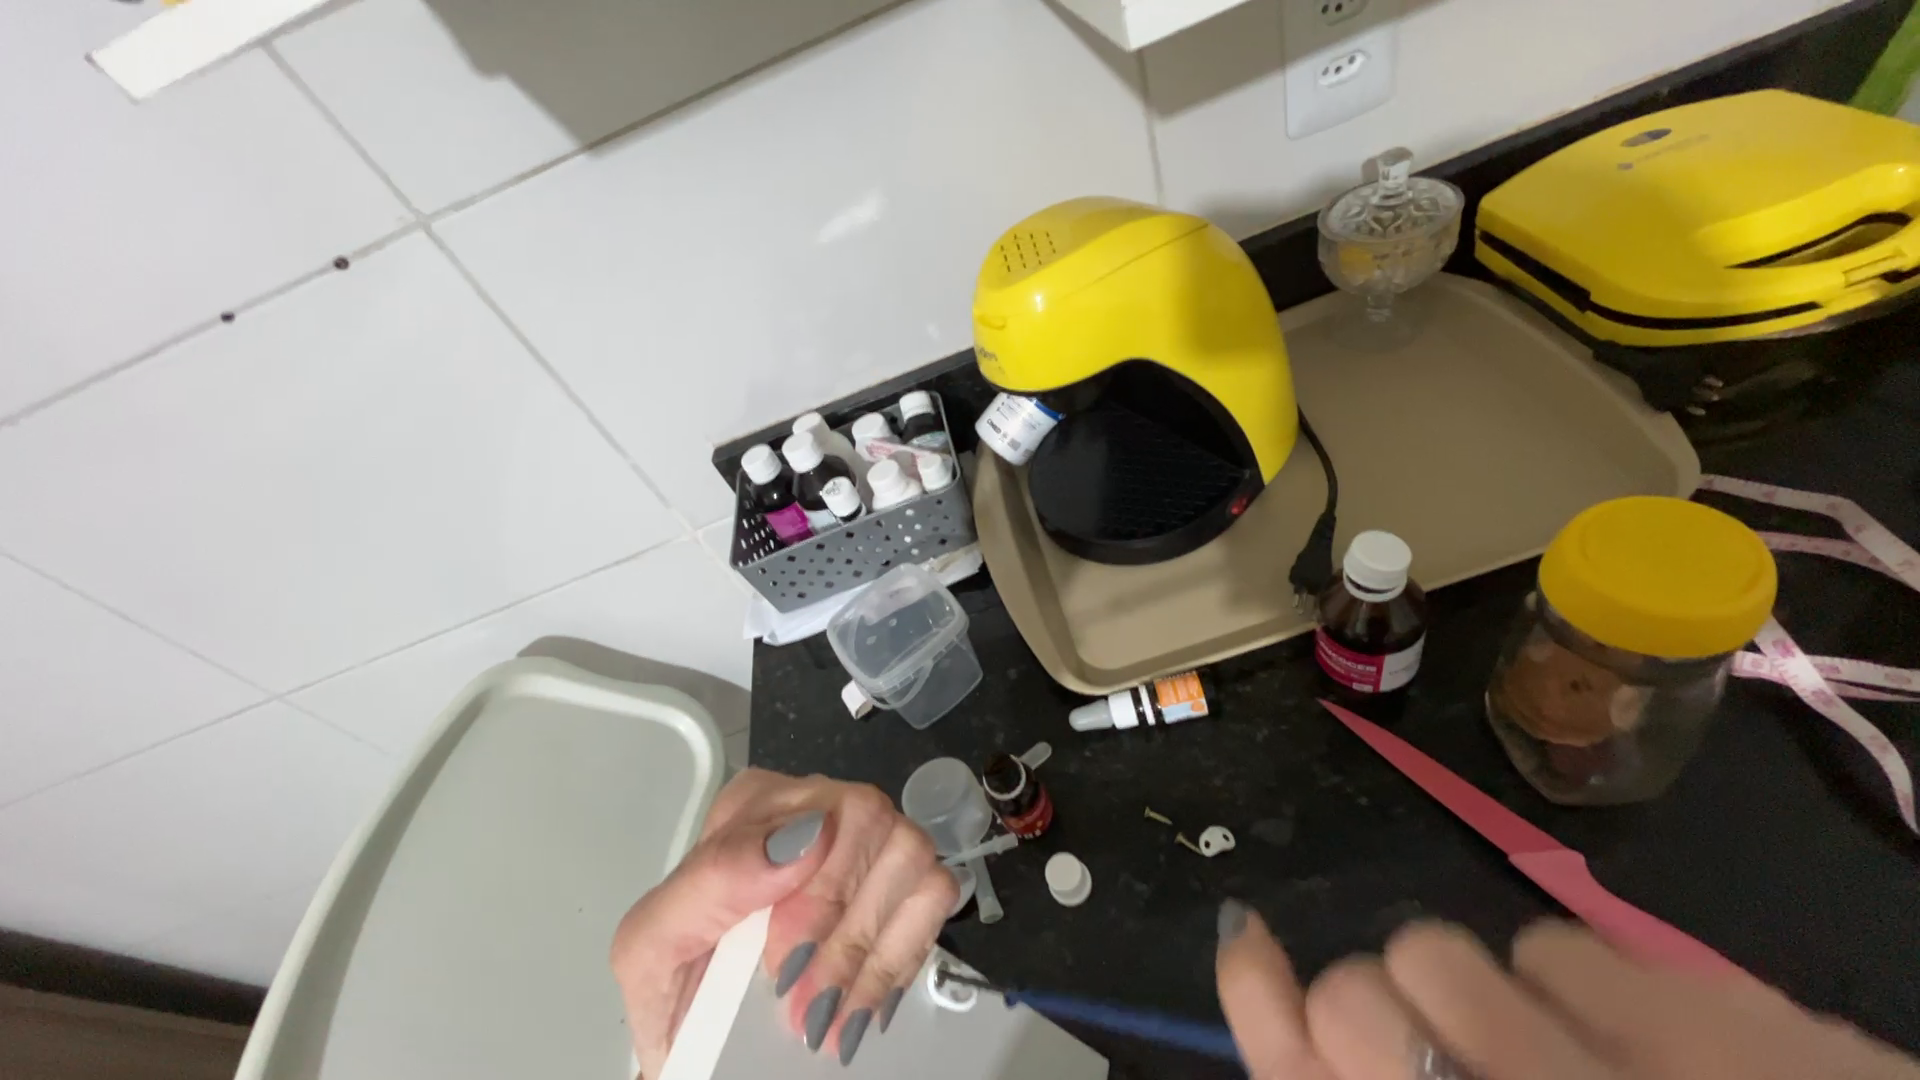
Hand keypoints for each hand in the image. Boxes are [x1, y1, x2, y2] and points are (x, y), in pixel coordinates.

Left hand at [610, 768, 956, 1075]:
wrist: (699, 1046)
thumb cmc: (673, 990)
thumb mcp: (655, 942)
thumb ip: (716, 879)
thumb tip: (807, 838)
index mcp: (756, 805)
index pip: (816, 807)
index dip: (817, 892)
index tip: (783, 971)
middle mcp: (821, 805)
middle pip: (877, 825)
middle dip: (847, 931)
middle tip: (808, 1009)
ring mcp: (868, 841)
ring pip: (916, 858)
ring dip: (876, 953)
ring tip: (832, 1020)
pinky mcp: (901, 886)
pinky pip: (937, 896)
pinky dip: (902, 960)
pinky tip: (862, 1003)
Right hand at [1216, 905, 1919, 1079]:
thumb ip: (1340, 1063)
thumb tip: (1255, 957)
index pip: (1295, 1064)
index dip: (1257, 1002)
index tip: (1252, 943)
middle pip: (1351, 999)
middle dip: (1374, 1011)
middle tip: (1446, 1051)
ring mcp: (1621, 1069)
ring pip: (1436, 948)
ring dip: (1476, 993)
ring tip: (1555, 1051)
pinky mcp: (1718, 1023)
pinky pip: (1550, 941)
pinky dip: (1571, 984)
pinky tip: (1640, 1046)